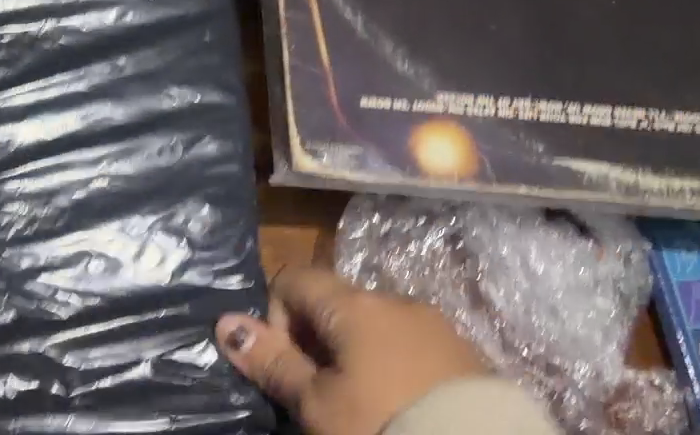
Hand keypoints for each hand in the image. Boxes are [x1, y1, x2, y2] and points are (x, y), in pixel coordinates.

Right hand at [216, 267, 487, 434]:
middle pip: (337, 306)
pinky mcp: (474, 362)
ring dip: (362, 358)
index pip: (293, 280)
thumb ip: (272, 361)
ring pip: (379, 331)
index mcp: (353, 303)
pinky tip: (408, 413)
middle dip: (321, 343)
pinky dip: (400, 372)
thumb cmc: (385, 427)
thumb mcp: (318, 405)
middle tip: (324, 398)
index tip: (290, 369)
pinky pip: (417, 353)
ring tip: (369, 409)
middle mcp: (395, 301)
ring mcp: (440, 330)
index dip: (277, 318)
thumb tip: (225, 322)